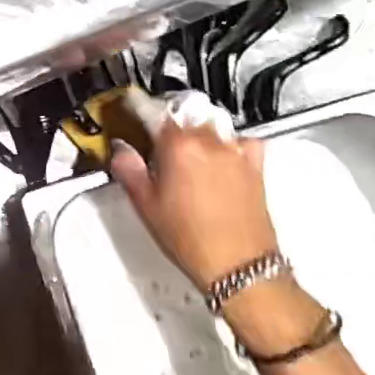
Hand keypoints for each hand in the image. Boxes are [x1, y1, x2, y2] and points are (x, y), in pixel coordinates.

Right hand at [106, 121, 278, 287]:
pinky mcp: (254, 165)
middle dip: (169, 125)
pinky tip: (221, 160)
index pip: (152, 111)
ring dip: (197, 133)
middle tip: (158, 146)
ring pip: (210, 126)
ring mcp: (234, 150)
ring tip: (188, 155)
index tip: (131, 108)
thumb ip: (129, 169)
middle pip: (183, 116)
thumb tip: (120, 149)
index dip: (138, 108)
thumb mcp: (146, 205)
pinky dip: (230, 144)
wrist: (239, 266)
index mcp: (177, 144)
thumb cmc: (190, 238)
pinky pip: (240, 141)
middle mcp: (208, 139)